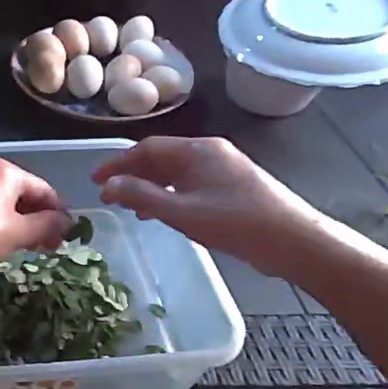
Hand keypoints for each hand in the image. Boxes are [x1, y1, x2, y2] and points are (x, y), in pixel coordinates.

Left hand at [0, 159, 70, 274]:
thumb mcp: (19, 233)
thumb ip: (47, 225)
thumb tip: (67, 221)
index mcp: (8, 172)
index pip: (46, 191)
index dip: (59, 215)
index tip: (65, 239)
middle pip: (25, 196)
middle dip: (40, 221)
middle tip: (48, 247)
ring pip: (6, 205)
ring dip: (21, 225)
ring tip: (27, 248)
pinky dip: (1, 225)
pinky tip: (0, 244)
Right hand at [92, 137, 340, 277]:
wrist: (292, 239)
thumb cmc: (235, 222)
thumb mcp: (182, 211)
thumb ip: (142, 196)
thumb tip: (108, 186)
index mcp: (197, 150)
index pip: (146, 148)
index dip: (117, 163)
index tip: (95, 180)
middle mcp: (209, 152)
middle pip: (160, 157)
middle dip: (131, 174)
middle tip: (108, 194)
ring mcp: (222, 168)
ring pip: (174, 172)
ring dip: (148, 186)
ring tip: (128, 205)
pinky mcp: (230, 186)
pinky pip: (188, 183)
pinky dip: (168, 194)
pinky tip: (160, 212)